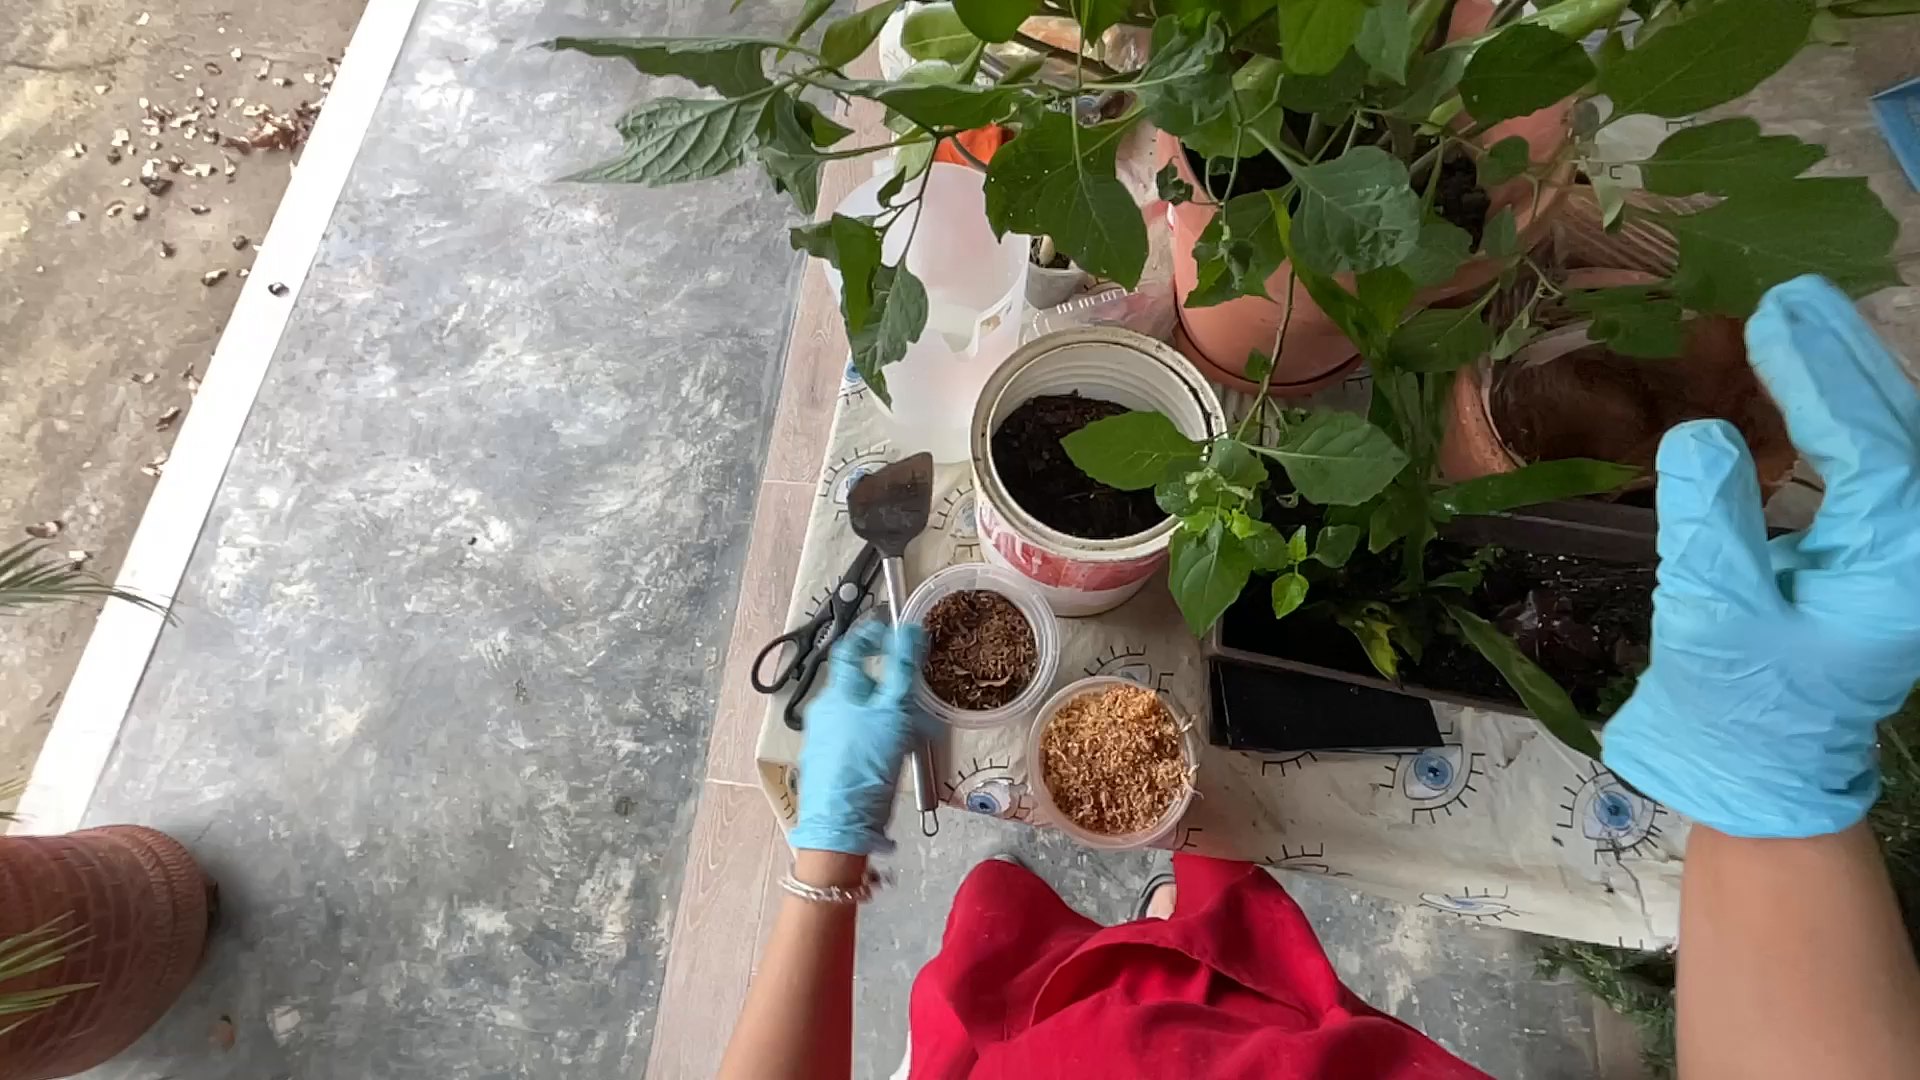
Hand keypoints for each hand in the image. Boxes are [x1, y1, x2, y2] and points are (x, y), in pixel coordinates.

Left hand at [788, 619, 925, 855]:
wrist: (841, 827)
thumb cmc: (864, 766)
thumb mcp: (893, 712)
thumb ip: (903, 670)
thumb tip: (910, 631)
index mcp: (836, 694)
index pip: (850, 649)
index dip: (871, 635)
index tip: (893, 631)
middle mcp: (825, 711)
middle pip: (862, 686)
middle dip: (891, 688)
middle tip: (915, 696)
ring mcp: (825, 739)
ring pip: (864, 714)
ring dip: (890, 717)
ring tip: (914, 735)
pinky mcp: (831, 763)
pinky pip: (859, 739)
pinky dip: (880, 739)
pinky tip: (897, 757)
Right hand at [1603, 276, 1919, 838]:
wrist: (1742, 758)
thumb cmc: (1730, 695)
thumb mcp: (1710, 612)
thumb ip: (1708, 522)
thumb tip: (1700, 434)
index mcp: (1898, 568)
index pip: (1876, 448)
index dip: (1824, 380)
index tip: (1773, 320)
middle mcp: (1912, 552)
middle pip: (1898, 434)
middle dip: (1845, 361)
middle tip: (1793, 296)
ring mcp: (1886, 555)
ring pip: (1885, 448)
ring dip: (1844, 383)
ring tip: (1798, 328)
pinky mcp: (1849, 561)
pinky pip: (1854, 473)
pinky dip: (1829, 424)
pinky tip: (1801, 401)